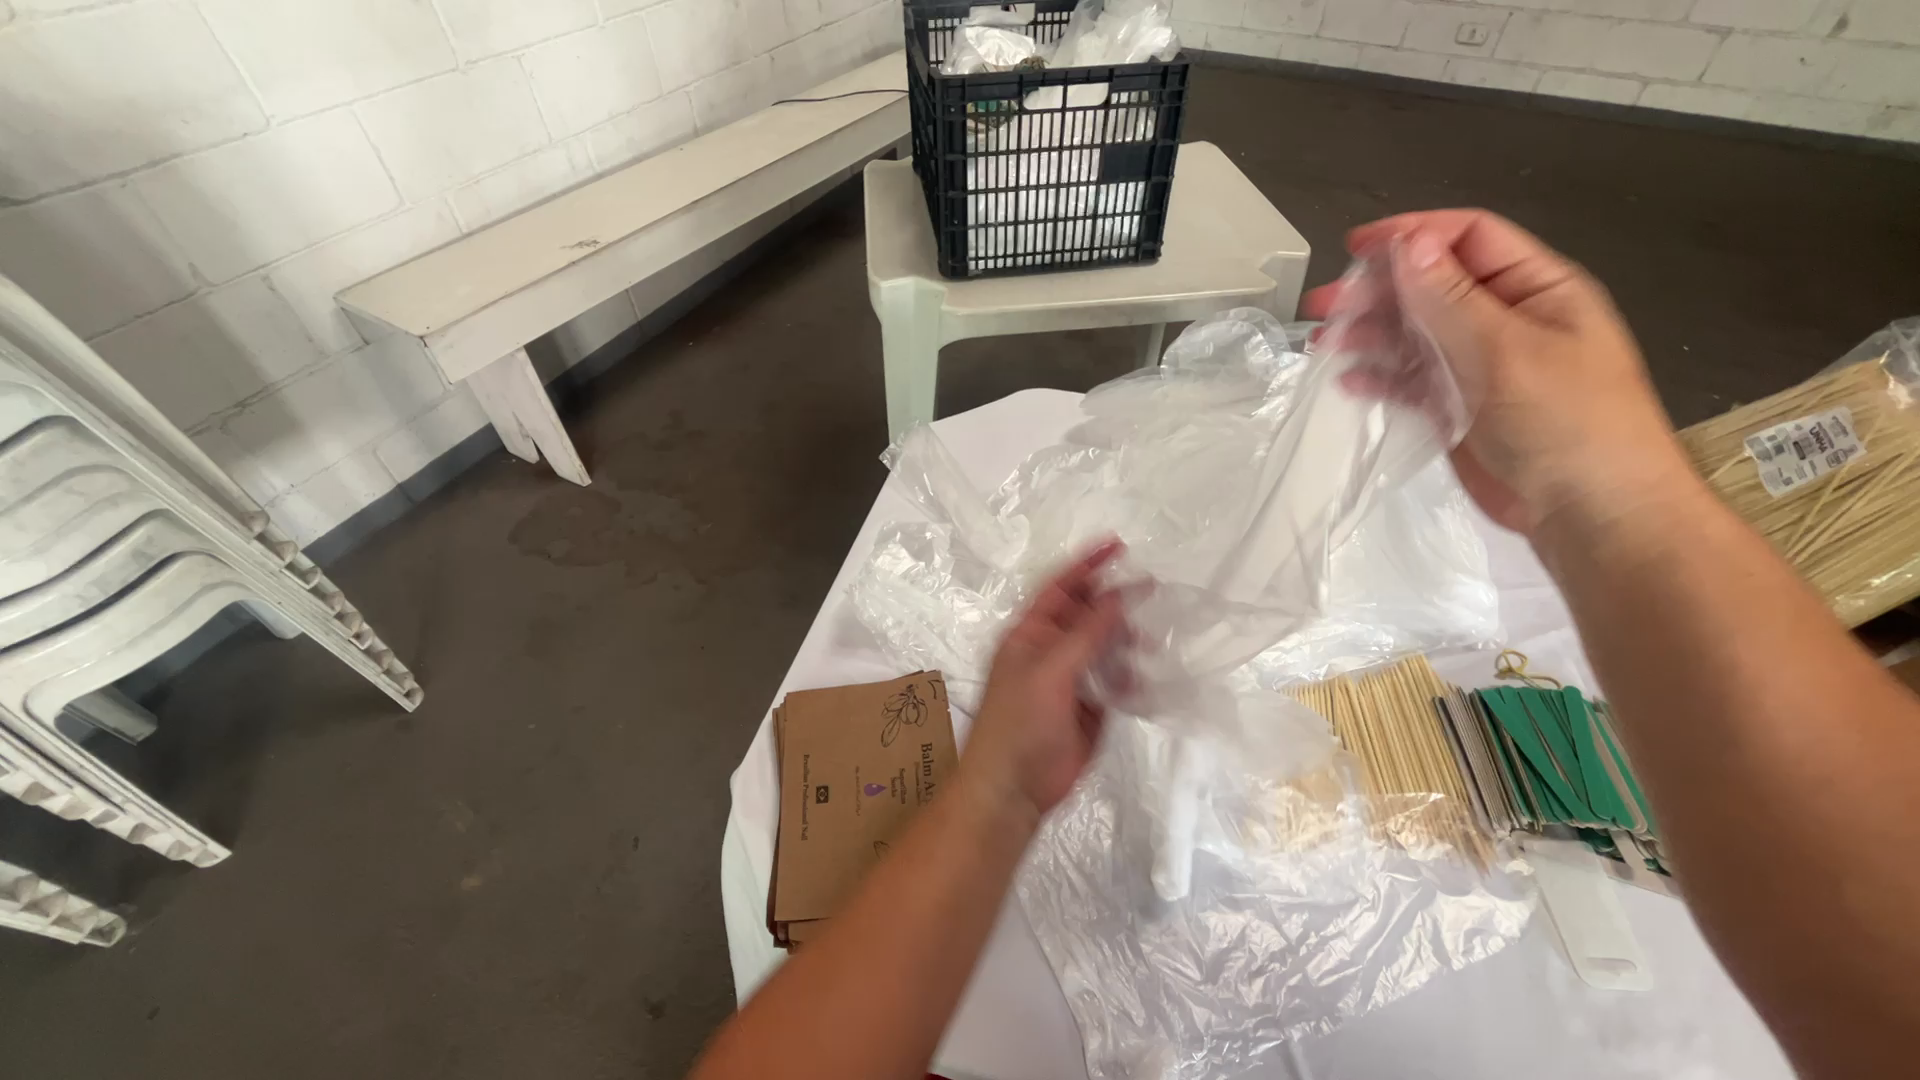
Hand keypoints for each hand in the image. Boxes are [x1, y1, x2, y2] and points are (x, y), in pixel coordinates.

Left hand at [962, 540, 1127, 822]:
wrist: (1013, 789)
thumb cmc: (1020, 724)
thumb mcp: (1050, 672)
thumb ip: (1086, 634)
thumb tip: (1117, 596)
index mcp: (1029, 634)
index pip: (1060, 587)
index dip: (1087, 564)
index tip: (1119, 545)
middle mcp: (1050, 649)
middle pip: (1087, 614)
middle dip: (1115, 603)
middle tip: (1151, 592)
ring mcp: (1070, 679)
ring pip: (1105, 647)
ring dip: (1126, 643)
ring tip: (1149, 646)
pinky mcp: (1089, 707)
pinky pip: (1115, 682)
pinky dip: (1130, 679)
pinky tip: (1143, 684)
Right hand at [1305, 210, 1695, 537]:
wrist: (1591, 513)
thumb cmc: (1567, 421)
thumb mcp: (1507, 350)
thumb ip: (1451, 299)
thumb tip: (1408, 244)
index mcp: (1535, 288)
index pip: (1467, 239)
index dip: (1411, 236)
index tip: (1354, 250)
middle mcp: (1505, 319)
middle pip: (1431, 287)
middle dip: (1376, 291)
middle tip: (1323, 306)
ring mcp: (1480, 366)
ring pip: (1415, 334)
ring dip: (1370, 334)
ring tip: (1327, 345)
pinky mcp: (1459, 407)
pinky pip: (1412, 380)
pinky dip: (1380, 378)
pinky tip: (1351, 382)